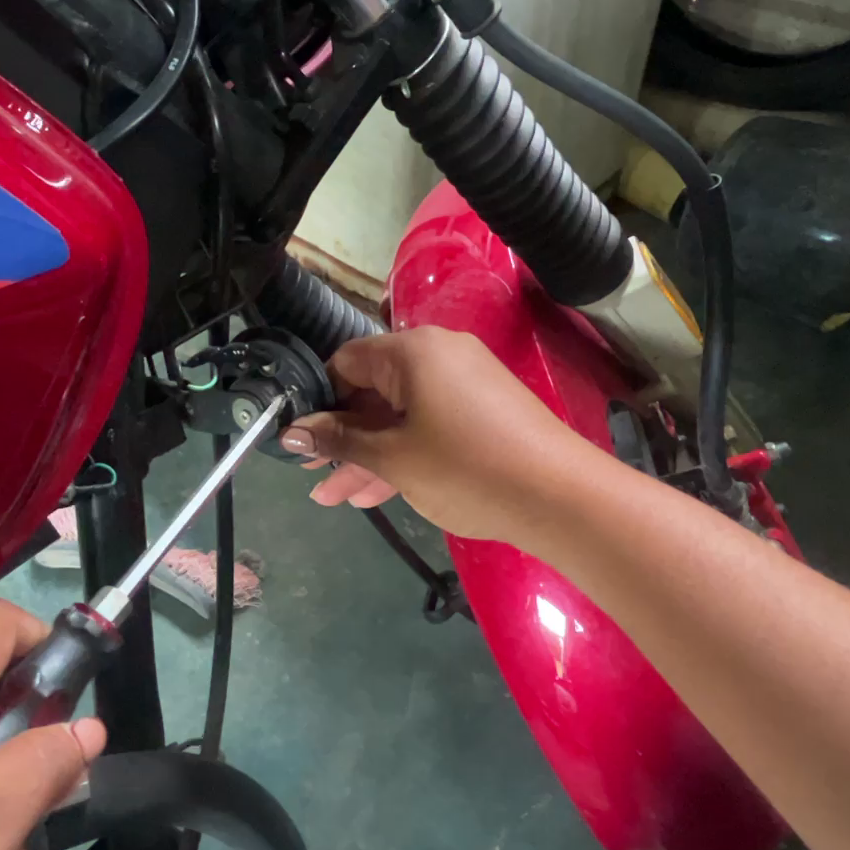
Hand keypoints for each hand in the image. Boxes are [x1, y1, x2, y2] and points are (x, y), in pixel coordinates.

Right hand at [279, 326, 599, 545]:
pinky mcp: (482, 413)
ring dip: (369, 454)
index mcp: (412, 352)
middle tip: (316, 475)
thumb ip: (339, 441)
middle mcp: (438, 356)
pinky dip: (403, 453)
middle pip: (373, 392)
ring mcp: (464, 384)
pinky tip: (375, 493)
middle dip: (343, 438)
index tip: (302, 440)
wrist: (559, 496)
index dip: (320, 401)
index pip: (346, 362)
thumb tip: (289, 431)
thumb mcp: (393, 458)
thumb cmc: (464, 468)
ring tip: (336, 497)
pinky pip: (427, 426)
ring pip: (400, 416)